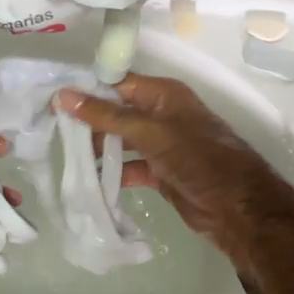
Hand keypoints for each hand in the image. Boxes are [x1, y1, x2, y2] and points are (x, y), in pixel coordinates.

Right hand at [58, 75, 293, 262]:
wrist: (239, 210)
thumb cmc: (198, 160)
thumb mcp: (150, 133)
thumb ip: (107, 115)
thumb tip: (64, 95)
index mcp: (164, 95)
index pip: (118, 83)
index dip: (88, 89)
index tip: (54, 99)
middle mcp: (162, 115)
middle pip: (117, 112)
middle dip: (89, 121)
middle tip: (55, 132)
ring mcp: (162, 145)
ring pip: (121, 140)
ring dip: (98, 149)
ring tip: (68, 157)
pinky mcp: (162, 172)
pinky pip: (130, 167)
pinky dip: (113, 173)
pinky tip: (91, 181)